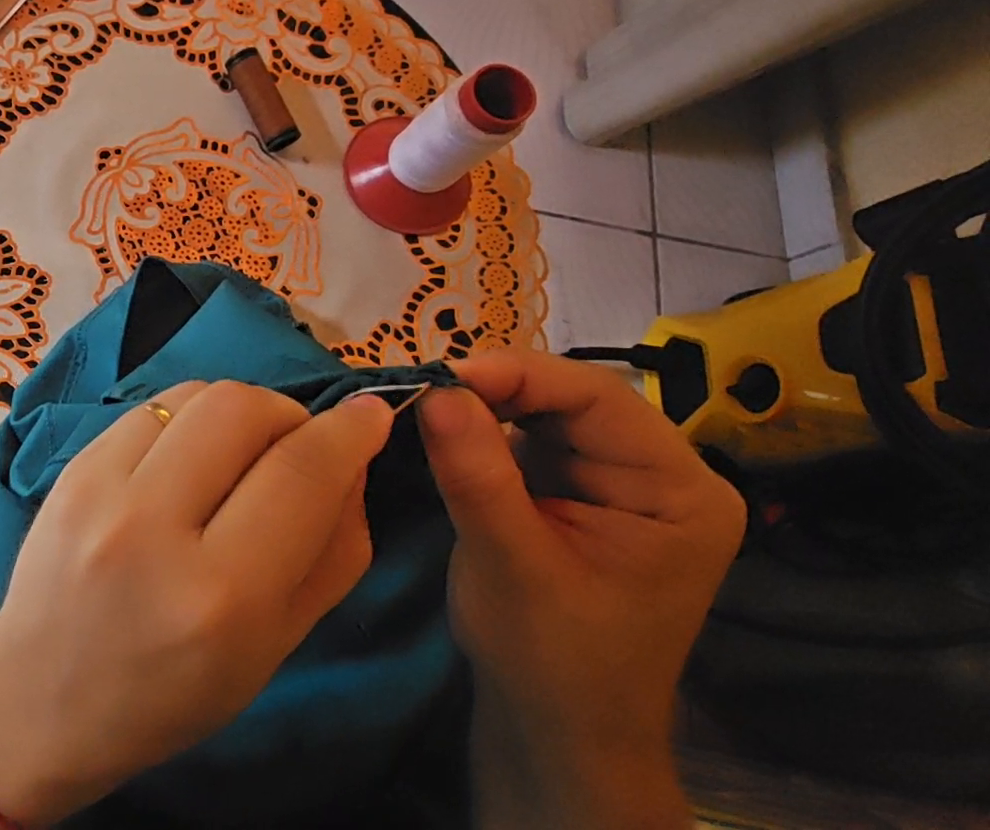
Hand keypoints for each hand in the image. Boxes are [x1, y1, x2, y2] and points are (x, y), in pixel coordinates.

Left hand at [0, 381, 395, 824]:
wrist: (43, 696)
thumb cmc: (171, 692)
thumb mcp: (276, 645)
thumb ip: (332, 550)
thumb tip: (351, 459)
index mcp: (220, 595)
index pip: (302, 472)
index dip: (349, 431)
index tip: (369, 417)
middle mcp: (153, 528)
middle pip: (243, 408)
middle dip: (289, 414)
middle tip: (294, 447)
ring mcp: (99, 490)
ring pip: (194, 395)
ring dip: (236, 412)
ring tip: (237, 455)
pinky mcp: (69, 470)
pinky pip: (148, 409)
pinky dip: (185, 421)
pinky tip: (184, 461)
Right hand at [417, 349, 745, 829]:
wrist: (557, 727)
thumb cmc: (549, 657)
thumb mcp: (508, 563)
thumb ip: (476, 473)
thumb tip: (435, 390)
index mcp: (680, 493)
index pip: (600, 399)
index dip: (518, 374)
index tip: (439, 374)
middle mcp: (661, 477)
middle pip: (574, 401)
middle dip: (496, 390)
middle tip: (422, 387)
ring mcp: (619, 484)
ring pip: (547, 416)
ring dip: (486, 407)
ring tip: (426, 403)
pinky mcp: (579, 494)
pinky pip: (531, 442)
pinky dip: (485, 432)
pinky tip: (447, 430)